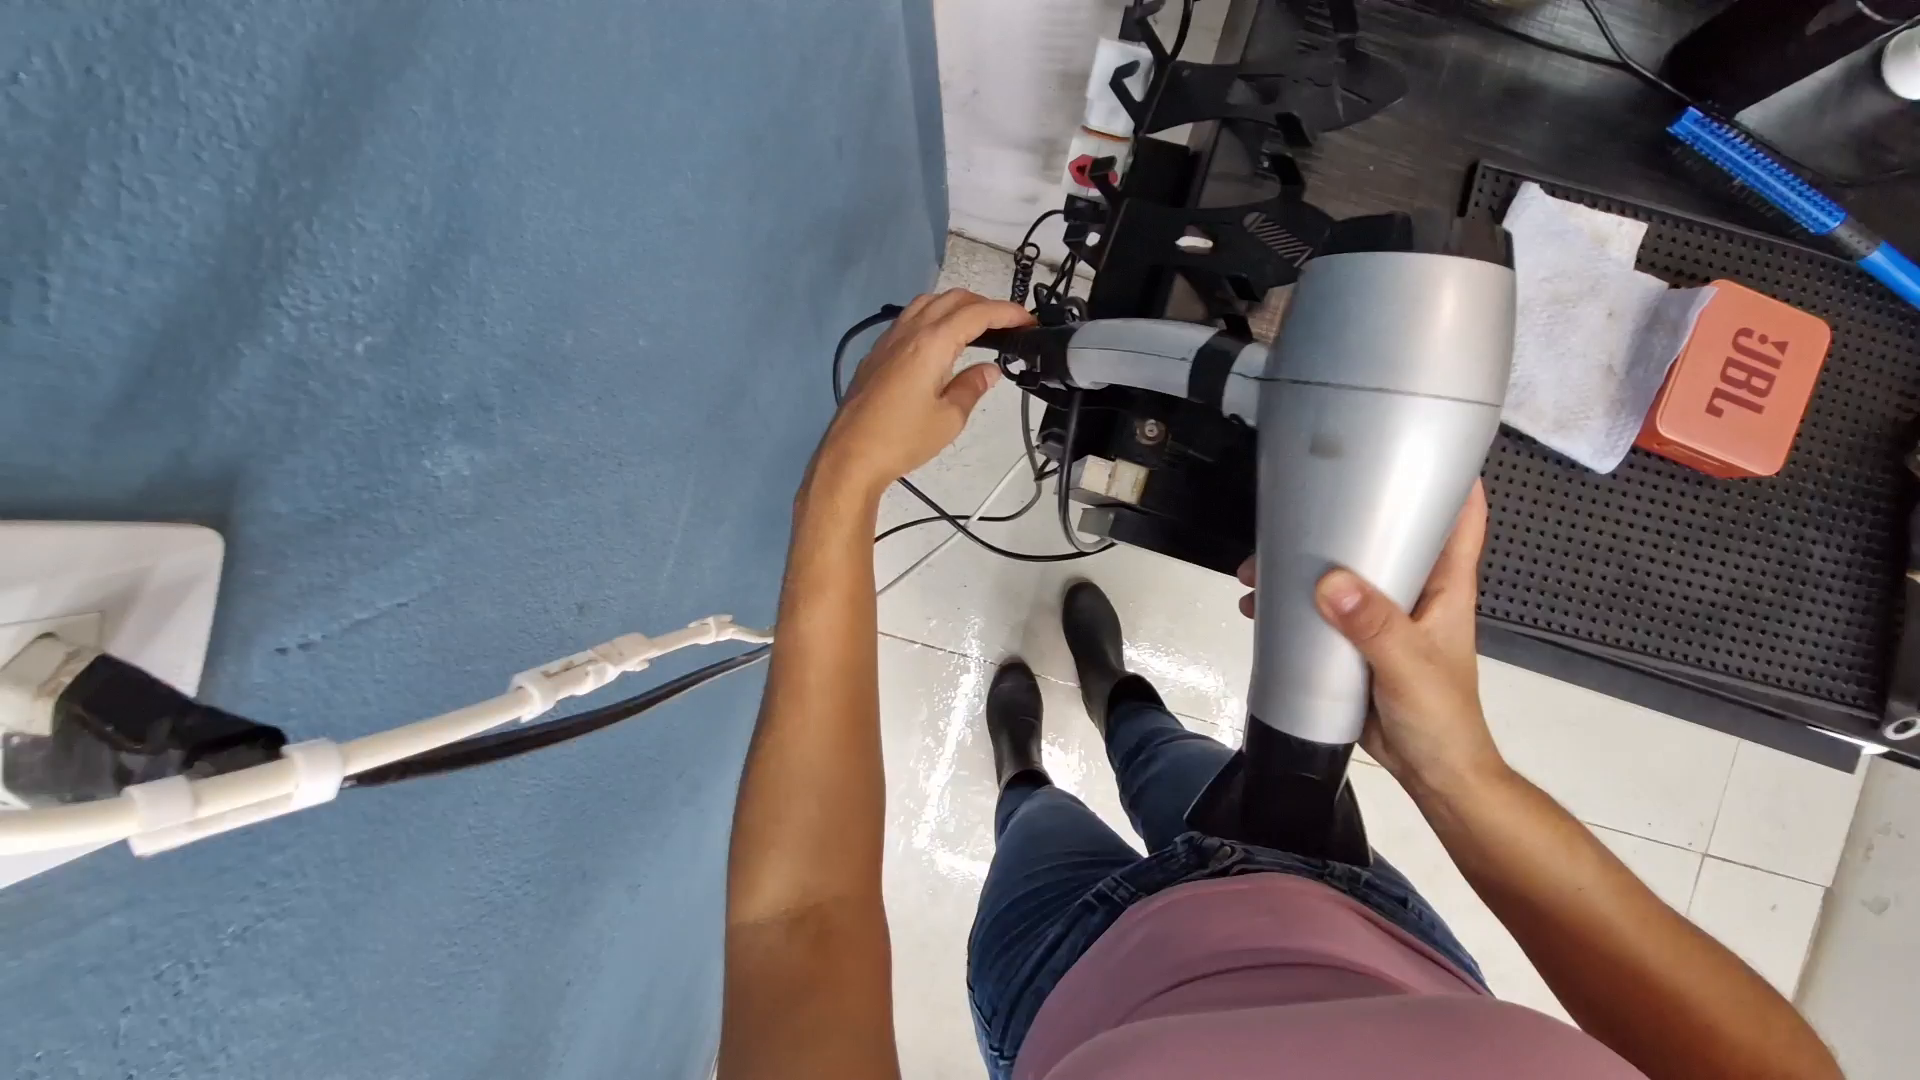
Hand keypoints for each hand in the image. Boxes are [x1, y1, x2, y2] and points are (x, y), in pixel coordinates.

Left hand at [811, 289, 1033, 497]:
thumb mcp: (949, 418)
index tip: (1027, 321)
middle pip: (951, 299)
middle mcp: (908, 332)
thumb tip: (989, 370)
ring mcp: (888, 341)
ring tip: (975, 329)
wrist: (851, 455)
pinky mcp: (876, 355)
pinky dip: (932, 319)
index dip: (1006, 313)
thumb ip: (972, 387)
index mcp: (931, 344)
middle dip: (983, 305)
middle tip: (1005, 326)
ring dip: (955, 307)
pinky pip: (908, 320)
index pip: (976, 314)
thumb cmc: (903, 440)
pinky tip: (940, 343)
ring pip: (926, 304)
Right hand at [1236, 482, 1507, 797]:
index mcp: (1443, 586)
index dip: (1445, 476)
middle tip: (1289, 511)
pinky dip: (1286, 605)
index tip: (1409, 444)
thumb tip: (1327, 582)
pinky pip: (1317, 611)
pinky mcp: (1352, 643)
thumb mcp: (1409, 667)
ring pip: (1338, 575)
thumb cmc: (1439, 716)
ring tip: (1254, 567)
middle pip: (1378, 538)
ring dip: (1298, 566)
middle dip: (1335, 522)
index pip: (1456, 518)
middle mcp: (1412, 592)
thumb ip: (1373, 626)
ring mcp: (1379, 617)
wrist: (1430, 773)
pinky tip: (1256, 606)